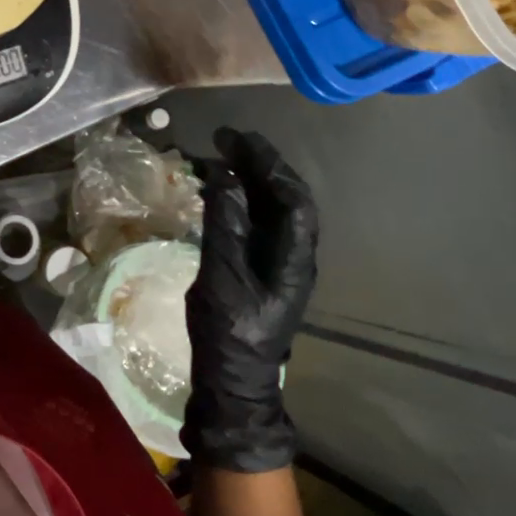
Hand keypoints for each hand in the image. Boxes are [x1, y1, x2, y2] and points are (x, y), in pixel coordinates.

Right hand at [183, 129, 318, 472]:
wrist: (233, 376)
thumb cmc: (229, 327)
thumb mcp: (221, 273)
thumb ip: (224, 222)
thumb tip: (222, 175)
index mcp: (293, 256)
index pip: (292, 198)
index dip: (268, 165)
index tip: (238, 140)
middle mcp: (294, 254)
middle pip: (287, 198)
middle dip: (261, 165)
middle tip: (227, 139)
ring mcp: (280, 262)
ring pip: (275, 208)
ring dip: (252, 178)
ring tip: (222, 155)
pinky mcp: (263, 267)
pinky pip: (259, 221)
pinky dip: (243, 198)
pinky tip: (220, 189)